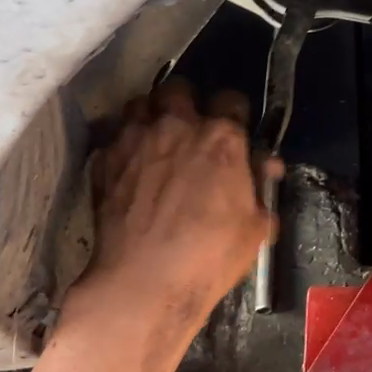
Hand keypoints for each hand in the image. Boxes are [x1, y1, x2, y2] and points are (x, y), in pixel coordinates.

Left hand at [64, 78, 280, 337]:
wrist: (145, 282)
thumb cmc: (211, 255)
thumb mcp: (255, 225)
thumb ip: (260, 187)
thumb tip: (266, 166)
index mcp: (222, 138)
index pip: (231, 99)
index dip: (234, 113)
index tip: (234, 128)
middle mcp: (177, 126)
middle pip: (179, 88)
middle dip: (186, 101)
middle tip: (190, 125)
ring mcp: (135, 140)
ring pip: (140, 103)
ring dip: (150, 114)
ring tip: (156, 135)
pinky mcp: (105, 160)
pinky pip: (114, 136)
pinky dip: (123, 143)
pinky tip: (130, 163)